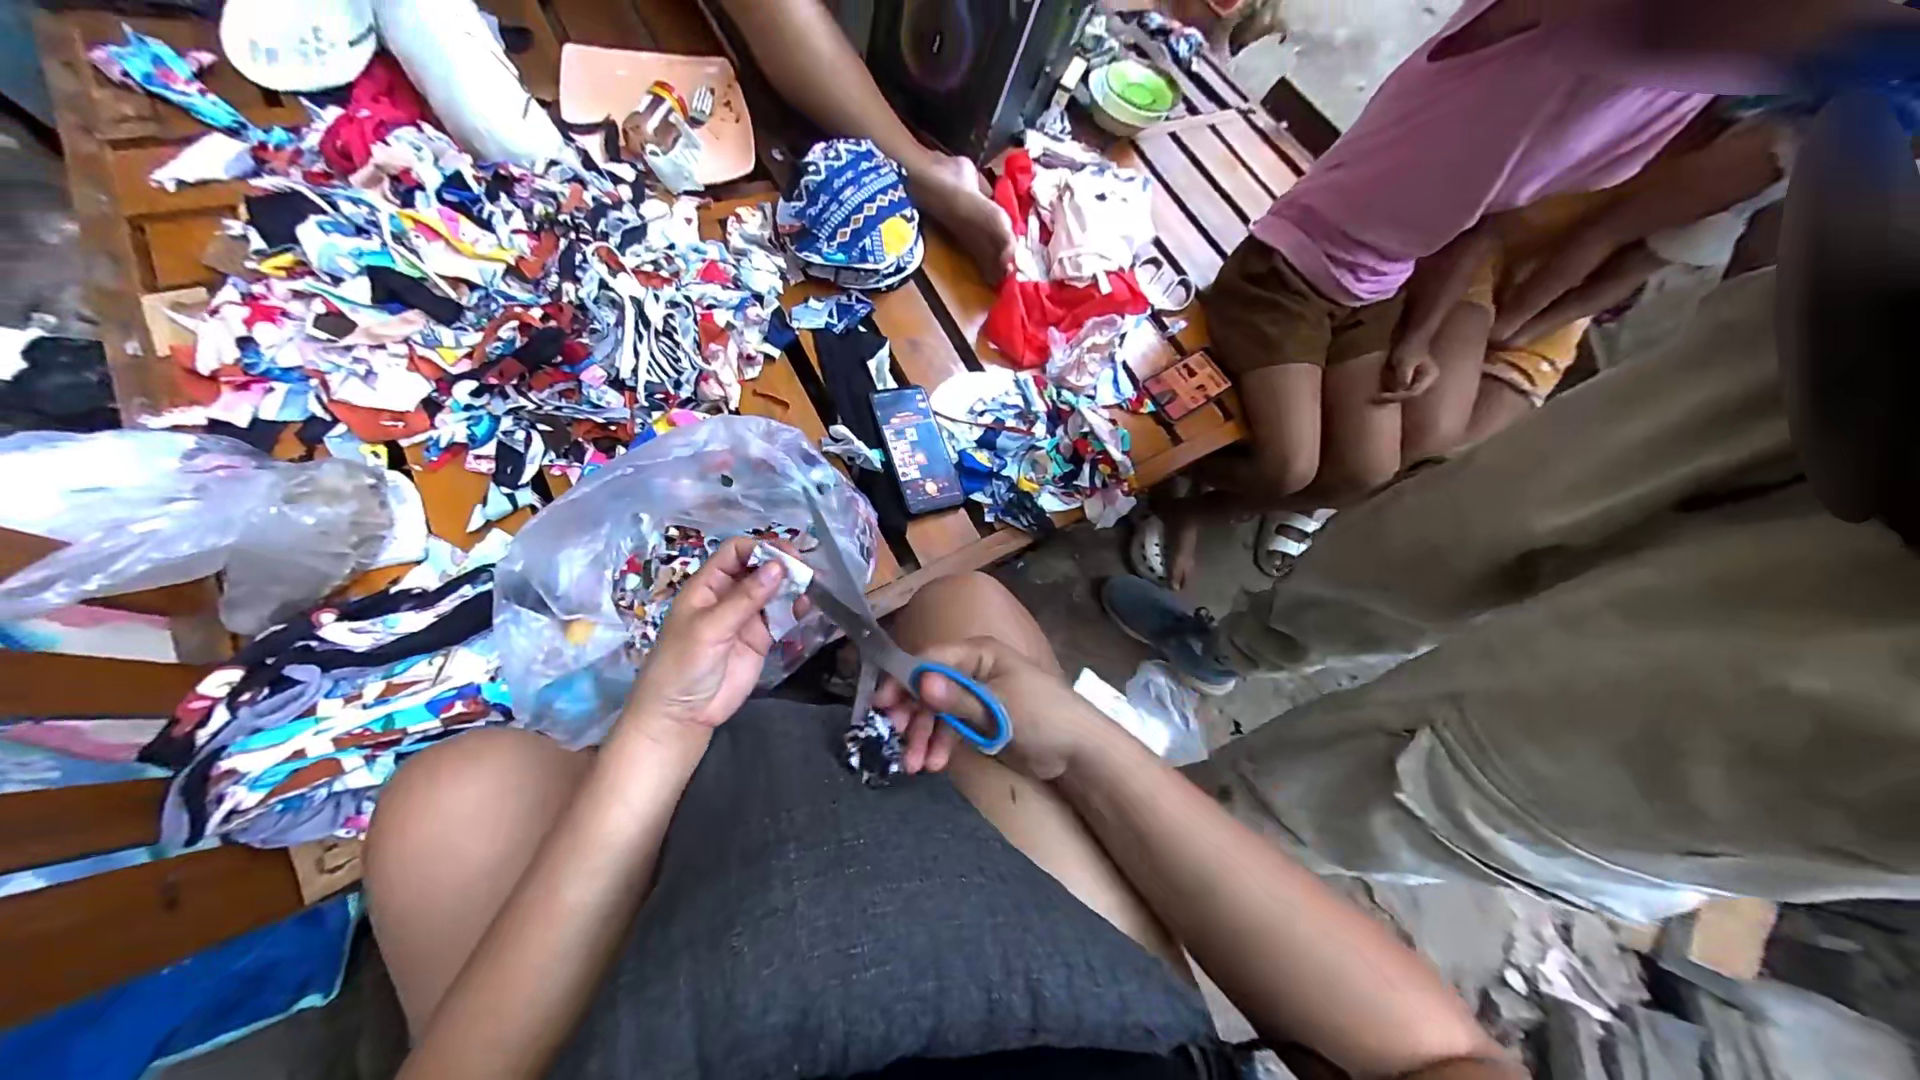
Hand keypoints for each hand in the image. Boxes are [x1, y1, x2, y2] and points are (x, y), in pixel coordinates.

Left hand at [624, 536, 788, 732]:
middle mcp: (728, 595)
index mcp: (707, 586)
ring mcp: (746, 617)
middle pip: (759, 568)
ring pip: (773, 590)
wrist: (681, 714)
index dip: (760, 548)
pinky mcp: (761, 638)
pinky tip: (805, 606)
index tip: (785, 555)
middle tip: (804, 569)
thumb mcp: (711, 628)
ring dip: (792, 585)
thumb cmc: (683, 665)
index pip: (735, 552)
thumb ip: (746, 598)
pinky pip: (781, 615)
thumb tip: (779, 566)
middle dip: (781, 563)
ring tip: (811, 586)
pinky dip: (795, 608)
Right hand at [873, 636, 1114, 781]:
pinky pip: (949, 728)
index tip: (882, 703)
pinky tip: (932, 764)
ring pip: (936, 711)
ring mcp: (975, 697)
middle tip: (896, 736)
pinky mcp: (979, 721)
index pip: (931, 659)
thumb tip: (920, 682)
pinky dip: (939, 744)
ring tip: (914, 765)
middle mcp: (973, 670)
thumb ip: (958, 697)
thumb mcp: (999, 706)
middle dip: (912, 713)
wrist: (1076, 752)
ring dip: (923, 736)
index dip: (904, 679)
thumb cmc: (1042, 715)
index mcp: (979, 654)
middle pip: (929, 687)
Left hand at [1375, 346, 1438, 402]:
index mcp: (1428, 377)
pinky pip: (1398, 383)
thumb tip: (1398, 393)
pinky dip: (1389, 387)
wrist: (1407, 331)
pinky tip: (1380, 389)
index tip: (1382, 396)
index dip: (1397, 396)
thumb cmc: (1409, 346)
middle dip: (1393, 397)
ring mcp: (1415, 375)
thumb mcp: (1405, 364)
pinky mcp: (1406, 372)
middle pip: (1408, 393)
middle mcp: (1424, 378)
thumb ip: (1402, 380)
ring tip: (1377, 397)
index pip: (1412, 393)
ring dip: (1391, 393)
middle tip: (1377, 399)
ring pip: (1402, 390)